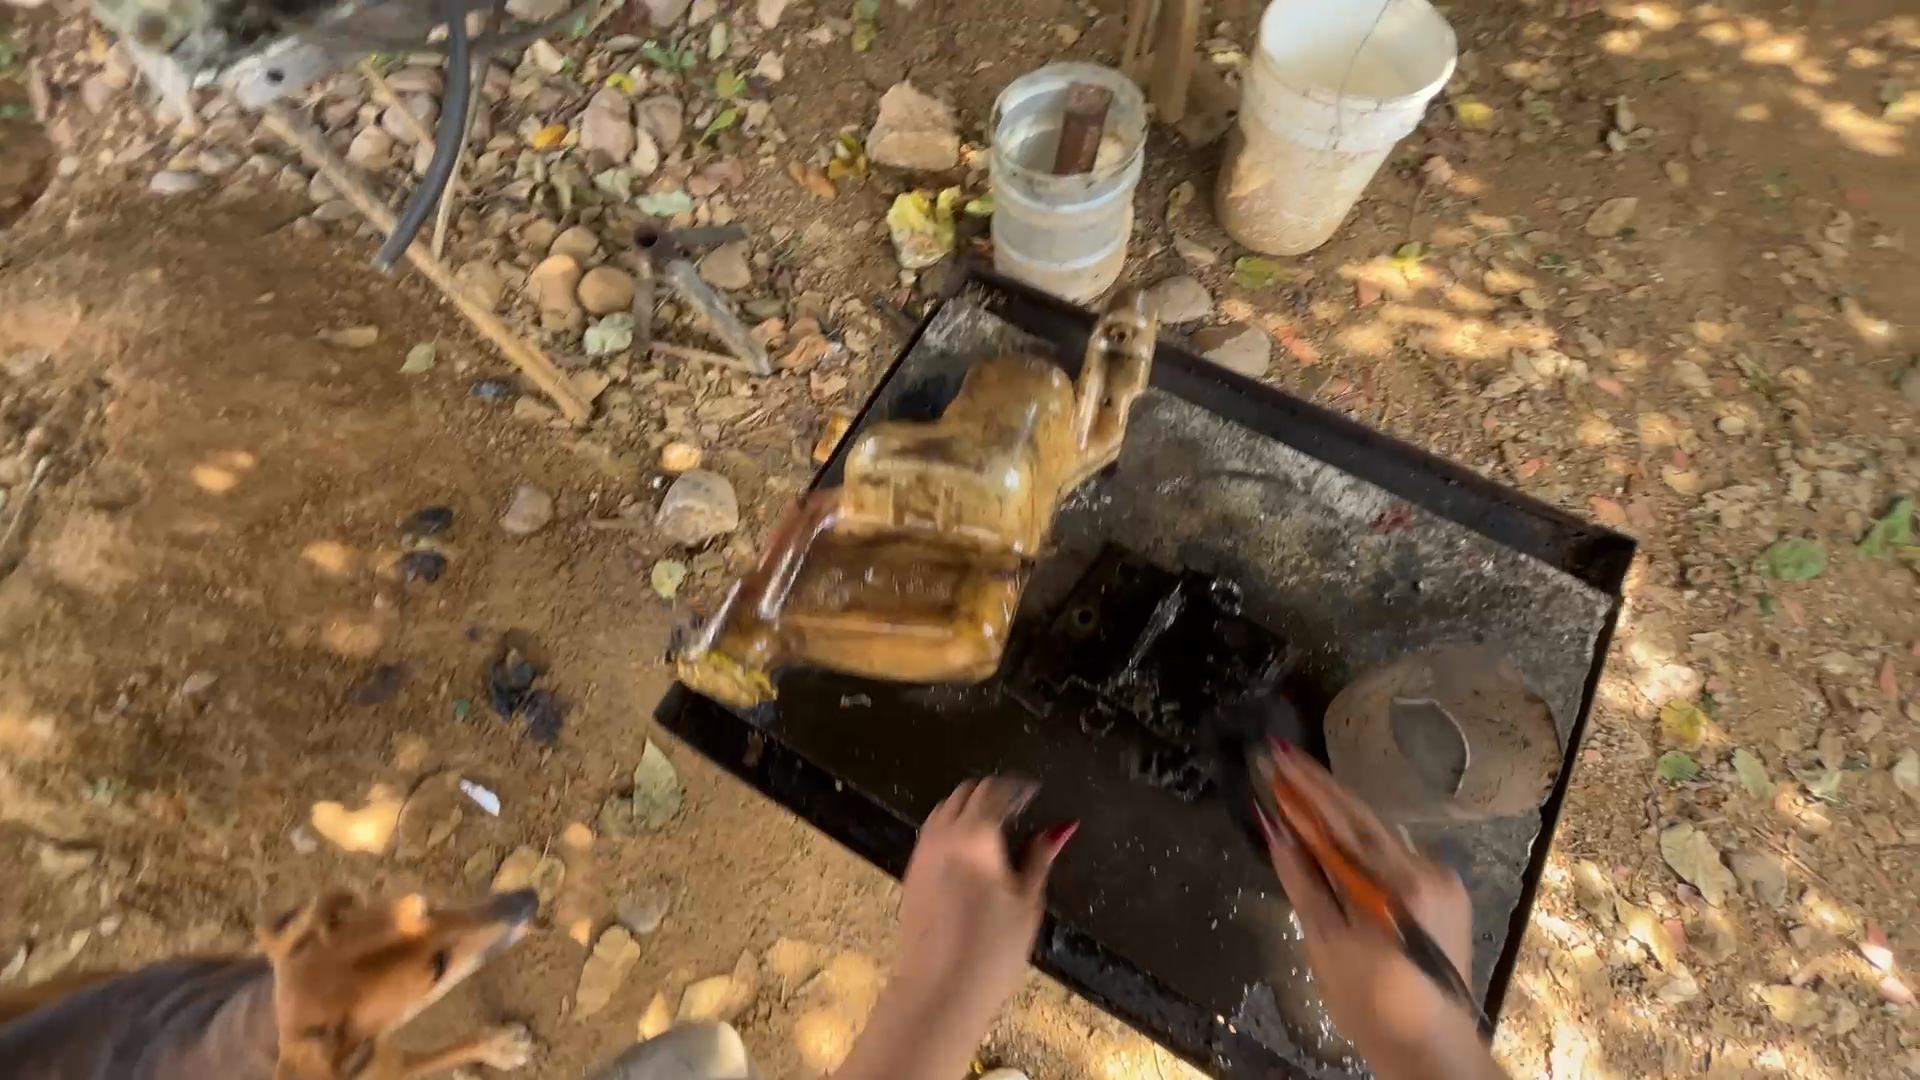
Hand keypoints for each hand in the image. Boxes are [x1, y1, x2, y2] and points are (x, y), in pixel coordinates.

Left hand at [893, 777, 1073, 1020]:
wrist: (938, 989)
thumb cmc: (992, 950)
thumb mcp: (1028, 902)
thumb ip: (1040, 857)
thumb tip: (1058, 830)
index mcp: (978, 832)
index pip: (997, 790)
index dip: (1018, 787)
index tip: (1032, 792)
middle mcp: (946, 832)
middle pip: (967, 791)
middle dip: (992, 791)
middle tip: (1015, 807)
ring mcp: (924, 849)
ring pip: (945, 807)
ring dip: (968, 805)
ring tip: (992, 823)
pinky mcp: (911, 869)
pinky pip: (932, 830)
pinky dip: (951, 824)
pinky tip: (966, 848)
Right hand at [1261, 747, 1503, 1079]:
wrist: (1433, 1053)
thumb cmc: (1372, 1002)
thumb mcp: (1325, 940)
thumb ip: (1300, 877)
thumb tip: (1273, 826)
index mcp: (1401, 882)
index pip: (1341, 819)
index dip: (1304, 786)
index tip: (1274, 756)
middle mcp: (1427, 870)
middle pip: (1361, 817)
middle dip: (1317, 785)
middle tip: (1280, 754)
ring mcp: (1439, 880)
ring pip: (1375, 831)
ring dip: (1334, 807)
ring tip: (1296, 778)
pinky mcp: (1440, 892)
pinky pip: (1387, 850)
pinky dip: (1354, 835)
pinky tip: (1327, 820)